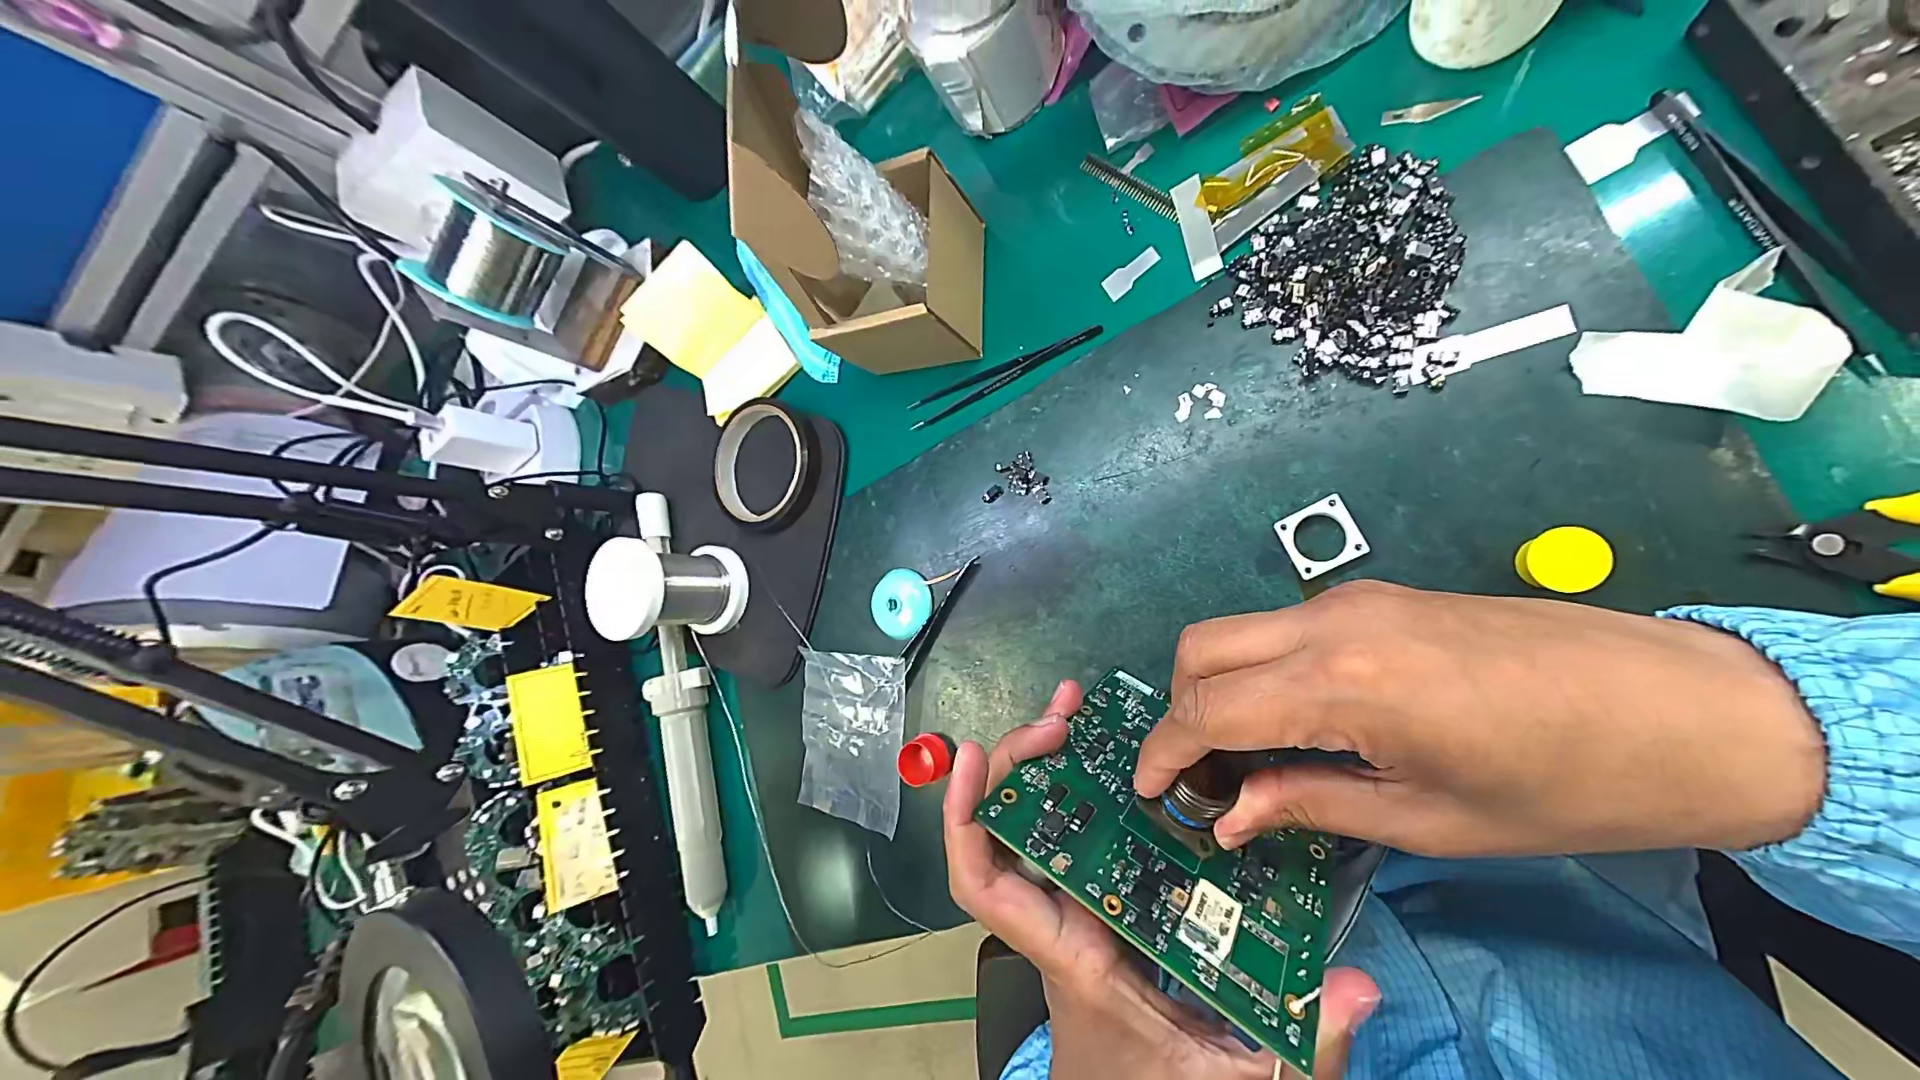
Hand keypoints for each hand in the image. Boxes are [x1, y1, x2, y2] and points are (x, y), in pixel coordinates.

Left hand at [946, 680, 1379, 1079]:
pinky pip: (1068, 833)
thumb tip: (1357, 984)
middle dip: (1017, 763)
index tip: (975, 757)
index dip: (967, 820)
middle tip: (1058, 714)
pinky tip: (1094, 748)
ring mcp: (1069, 903)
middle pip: (1006, 832)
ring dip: (1044, 759)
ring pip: (1035, 822)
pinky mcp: (1089, 898)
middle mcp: (1056, 917)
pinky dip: (1075, 787)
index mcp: (1071, 954)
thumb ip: (1298, 1048)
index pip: (987, 886)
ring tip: (1071, 706)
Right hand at [1135, 581, 1826, 856]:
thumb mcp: (1428, 820)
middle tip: (1200, 767)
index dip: (1166, 752)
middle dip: (1179, 706)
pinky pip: (1281, 627)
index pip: (1210, 709)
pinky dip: (1262, 668)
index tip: (1149, 787)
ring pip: (1236, 630)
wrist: (1688, 706)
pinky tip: (1302, 713)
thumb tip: (1232, 816)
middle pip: (1201, 647)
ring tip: (1248, 746)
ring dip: (1218, 685)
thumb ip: (1309, 803)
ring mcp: (1348, 599)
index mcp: (1343, 683)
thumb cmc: (1563, 785)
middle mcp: (1328, 623)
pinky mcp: (1371, 594)